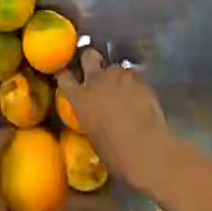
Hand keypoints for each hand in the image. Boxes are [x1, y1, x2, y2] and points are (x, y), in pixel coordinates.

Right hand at [56, 49, 172, 187]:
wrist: (147, 150)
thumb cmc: (117, 155)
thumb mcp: (94, 137)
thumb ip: (91, 118)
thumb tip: (95, 117)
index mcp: (80, 98)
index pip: (64, 77)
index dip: (66, 75)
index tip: (68, 75)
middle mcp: (95, 80)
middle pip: (88, 56)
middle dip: (92, 59)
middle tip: (97, 70)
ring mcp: (118, 75)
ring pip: (114, 66)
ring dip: (116, 76)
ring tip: (124, 89)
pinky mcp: (138, 76)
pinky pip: (132, 74)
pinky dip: (134, 82)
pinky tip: (140, 95)